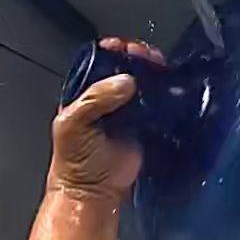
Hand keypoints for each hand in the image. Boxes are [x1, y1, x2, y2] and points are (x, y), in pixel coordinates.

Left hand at [48, 37, 162, 203]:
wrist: (94, 193)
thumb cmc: (75, 161)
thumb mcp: (73, 123)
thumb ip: (95, 99)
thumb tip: (126, 82)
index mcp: (84, 93)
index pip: (100, 62)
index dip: (112, 51)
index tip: (122, 46)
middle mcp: (107, 98)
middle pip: (125, 68)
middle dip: (136, 57)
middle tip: (143, 54)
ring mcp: (128, 111)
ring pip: (143, 82)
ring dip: (151, 71)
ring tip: (157, 64)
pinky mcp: (146, 124)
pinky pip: (157, 102)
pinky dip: (164, 91)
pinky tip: (166, 84)